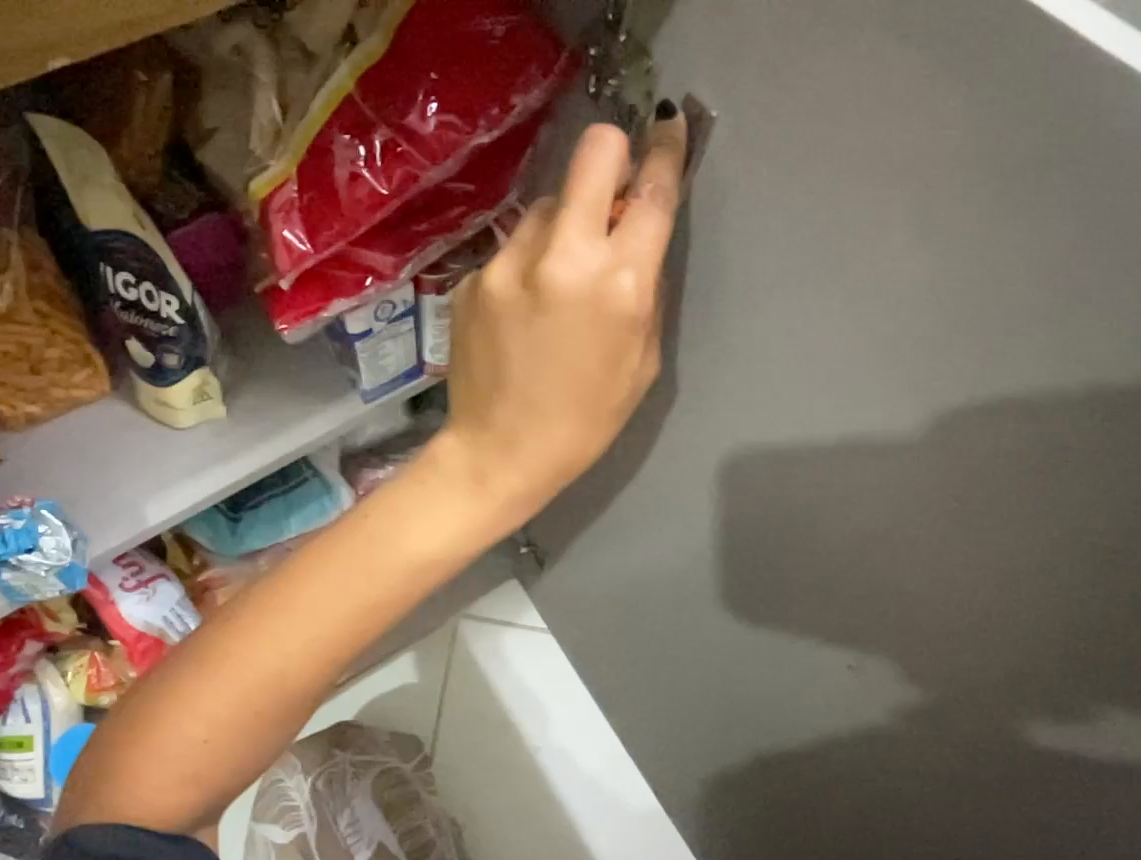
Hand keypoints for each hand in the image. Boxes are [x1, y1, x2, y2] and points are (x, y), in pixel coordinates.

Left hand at [434, 106, 687, 520]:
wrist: (499, 451)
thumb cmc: (584, 419)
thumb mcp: (642, 359)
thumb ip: (644, 287)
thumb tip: (637, 236)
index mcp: (618, 282)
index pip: (653, 187)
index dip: (666, 149)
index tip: (668, 127)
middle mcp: (562, 255)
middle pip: (592, 152)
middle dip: (611, 156)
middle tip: (612, 189)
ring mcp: (508, 263)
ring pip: (545, 203)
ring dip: (561, 224)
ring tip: (555, 276)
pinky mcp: (472, 279)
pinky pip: (509, 248)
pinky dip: (523, 264)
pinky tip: (519, 309)